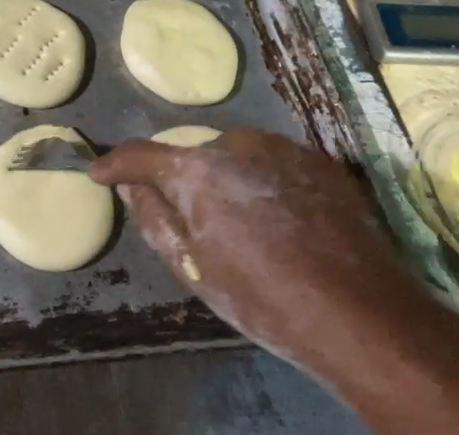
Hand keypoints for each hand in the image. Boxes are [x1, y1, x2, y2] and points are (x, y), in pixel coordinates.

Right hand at [90, 128, 416, 361]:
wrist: (360, 315)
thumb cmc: (262, 297)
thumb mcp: (193, 268)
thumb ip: (152, 217)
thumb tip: (128, 185)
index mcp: (195, 170)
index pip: (141, 155)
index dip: (115, 163)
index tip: (98, 172)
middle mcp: (234, 143)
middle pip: (194, 156)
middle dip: (186, 180)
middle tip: (196, 221)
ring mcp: (282, 148)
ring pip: (236, 156)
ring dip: (229, 178)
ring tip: (246, 224)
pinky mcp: (319, 161)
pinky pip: (274, 163)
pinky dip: (265, 182)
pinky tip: (281, 220)